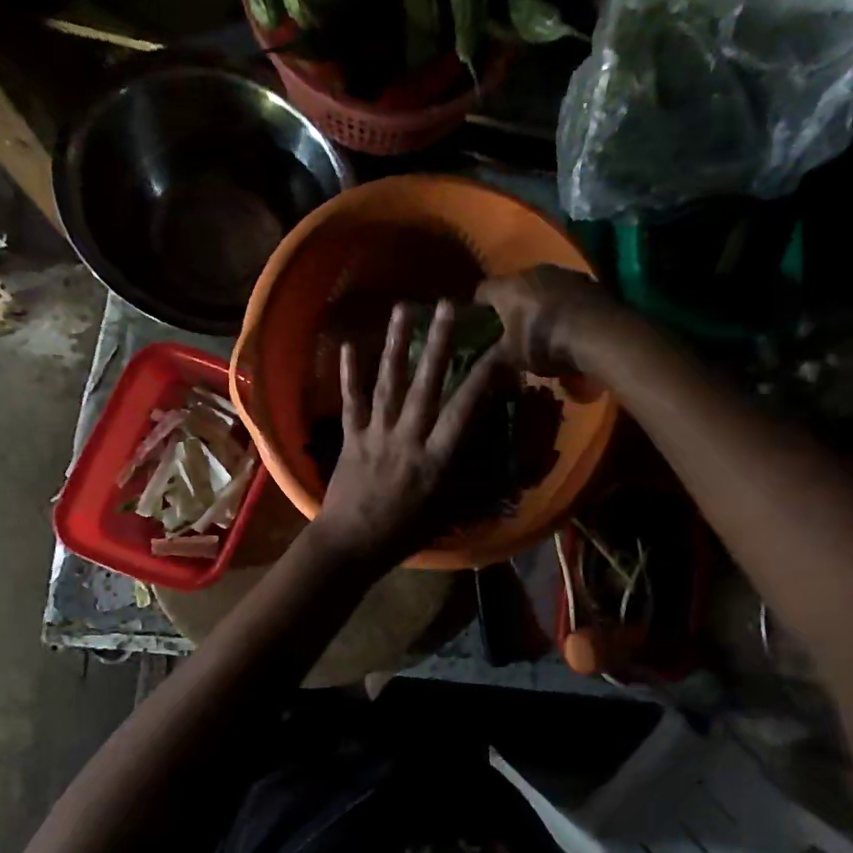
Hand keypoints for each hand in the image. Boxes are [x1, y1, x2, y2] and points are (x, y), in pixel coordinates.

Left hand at [311, 300, 497, 567]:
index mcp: (434, 460)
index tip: (496, 350)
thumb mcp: (446, 514)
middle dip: (437, 344)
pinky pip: (350, 401)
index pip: (461, 412)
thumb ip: (472, 487)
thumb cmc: (403, 534)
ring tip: (402, 309)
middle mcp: (406, 439)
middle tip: (447, 306)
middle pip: (424, 385)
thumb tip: (505, 470)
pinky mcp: (350, 437)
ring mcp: (375, 434)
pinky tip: (347, 344)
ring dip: (396, 345)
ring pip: (388, 383)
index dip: (479, 379)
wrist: (350, 546)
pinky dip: (348, 373)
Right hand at [475, 265, 636, 375]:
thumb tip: (474, 370)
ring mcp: (562, 273)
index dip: (477, 309)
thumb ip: (491, 360)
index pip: (482, 291)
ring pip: (542, 287)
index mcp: (507, 286)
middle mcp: (532, 270)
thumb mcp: (513, 357)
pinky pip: (566, 293)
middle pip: (514, 286)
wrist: (599, 332)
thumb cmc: (545, 342)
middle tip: (511, 330)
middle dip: (511, 306)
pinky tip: (568, 325)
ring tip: (543, 328)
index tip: (478, 326)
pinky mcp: (587, 281)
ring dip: (540, 304)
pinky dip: (563, 306)